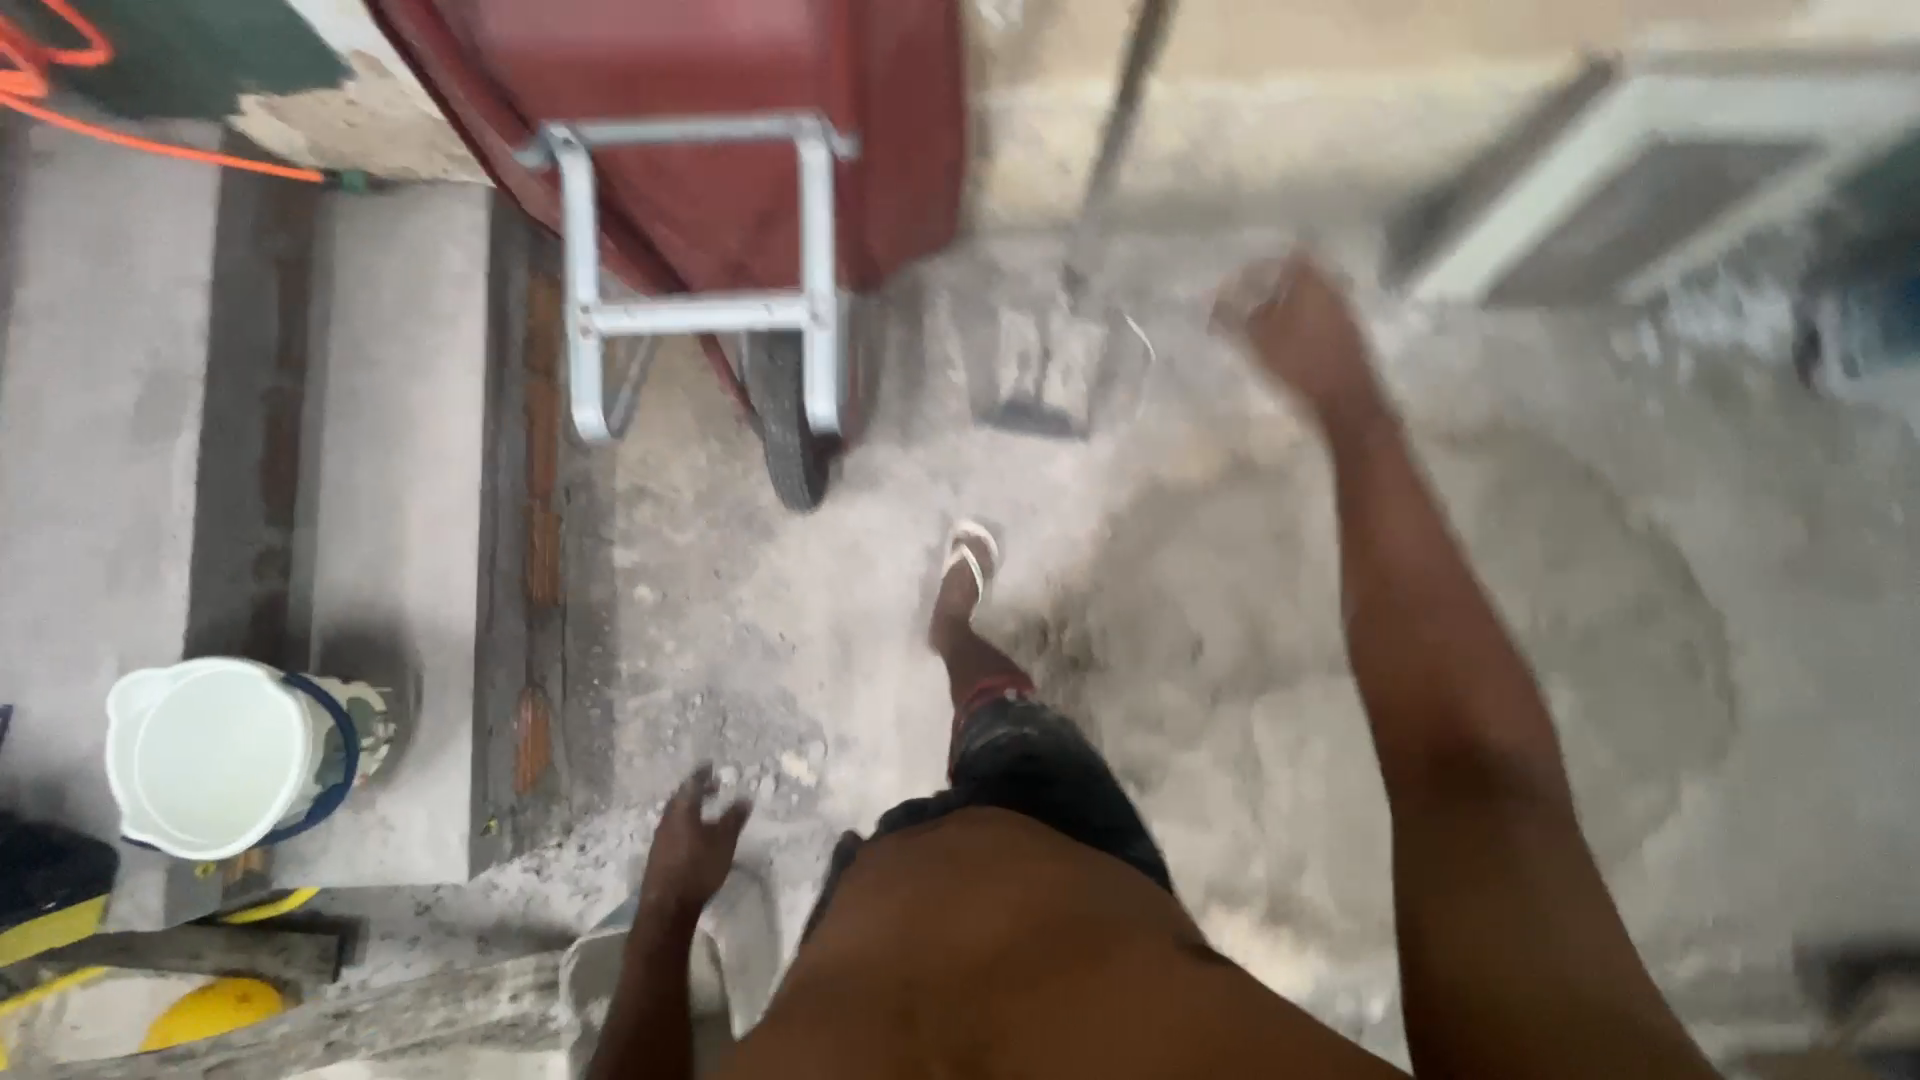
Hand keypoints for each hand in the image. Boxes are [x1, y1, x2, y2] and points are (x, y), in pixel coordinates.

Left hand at [638, 765, 750, 921]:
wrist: (668, 906)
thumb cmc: (698, 867)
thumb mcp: (724, 841)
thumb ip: (734, 818)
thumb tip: (744, 798)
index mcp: (682, 811)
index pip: (691, 785)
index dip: (702, 774)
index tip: (710, 766)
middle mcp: (667, 821)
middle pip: (680, 799)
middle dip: (696, 791)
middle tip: (712, 787)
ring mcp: (660, 839)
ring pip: (675, 816)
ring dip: (690, 809)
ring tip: (706, 811)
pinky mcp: (658, 856)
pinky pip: (673, 830)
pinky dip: (685, 824)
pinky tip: (695, 835)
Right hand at [1212, 254, 1385, 430]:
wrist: (1344, 396)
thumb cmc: (1298, 362)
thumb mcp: (1256, 340)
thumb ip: (1230, 318)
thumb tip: (1209, 304)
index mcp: (1311, 280)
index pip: (1282, 259)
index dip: (1257, 268)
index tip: (1238, 284)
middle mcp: (1331, 287)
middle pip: (1296, 276)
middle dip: (1269, 288)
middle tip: (1246, 304)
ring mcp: (1343, 309)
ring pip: (1307, 297)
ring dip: (1284, 306)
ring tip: (1260, 326)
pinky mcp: (1347, 331)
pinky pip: (1317, 314)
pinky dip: (1298, 321)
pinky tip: (1283, 341)